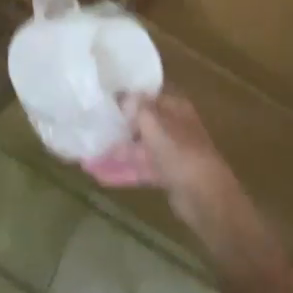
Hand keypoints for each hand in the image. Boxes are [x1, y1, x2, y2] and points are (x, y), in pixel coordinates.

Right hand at [82, 93, 241, 226]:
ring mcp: (169, 152)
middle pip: (138, 122)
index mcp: (174, 109)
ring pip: (135, 147)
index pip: (146, 95)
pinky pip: (139, 168)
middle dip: (113, 127)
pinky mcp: (165, 174)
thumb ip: (137, 108)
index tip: (98, 95)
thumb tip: (123, 92)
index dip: (124, 95)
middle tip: (85, 126)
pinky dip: (121, 171)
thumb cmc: (181, 155)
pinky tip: (97, 175)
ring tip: (84, 156)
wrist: (208, 200)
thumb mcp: (155, 126)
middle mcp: (172, 127)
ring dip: (113, 152)